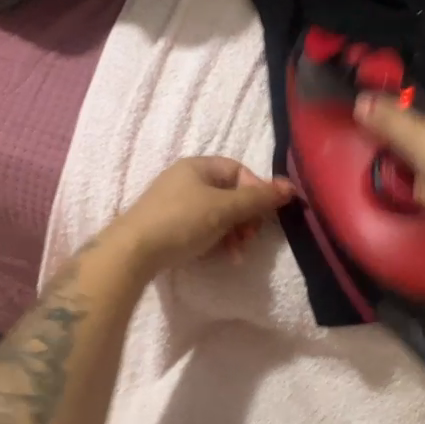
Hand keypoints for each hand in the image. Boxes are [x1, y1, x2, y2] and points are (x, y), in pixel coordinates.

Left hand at [111, 156, 294, 274]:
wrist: (132, 252)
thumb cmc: (181, 221)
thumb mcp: (224, 209)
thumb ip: (258, 199)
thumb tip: (291, 187)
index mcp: (197, 166)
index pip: (238, 170)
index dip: (256, 190)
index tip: (263, 215)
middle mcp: (185, 179)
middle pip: (229, 193)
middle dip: (245, 217)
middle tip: (249, 238)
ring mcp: (175, 203)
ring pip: (217, 214)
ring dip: (233, 233)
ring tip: (236, 254)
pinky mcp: (168, 226)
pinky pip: (201, 228)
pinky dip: (215, 240)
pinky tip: (219, 257)